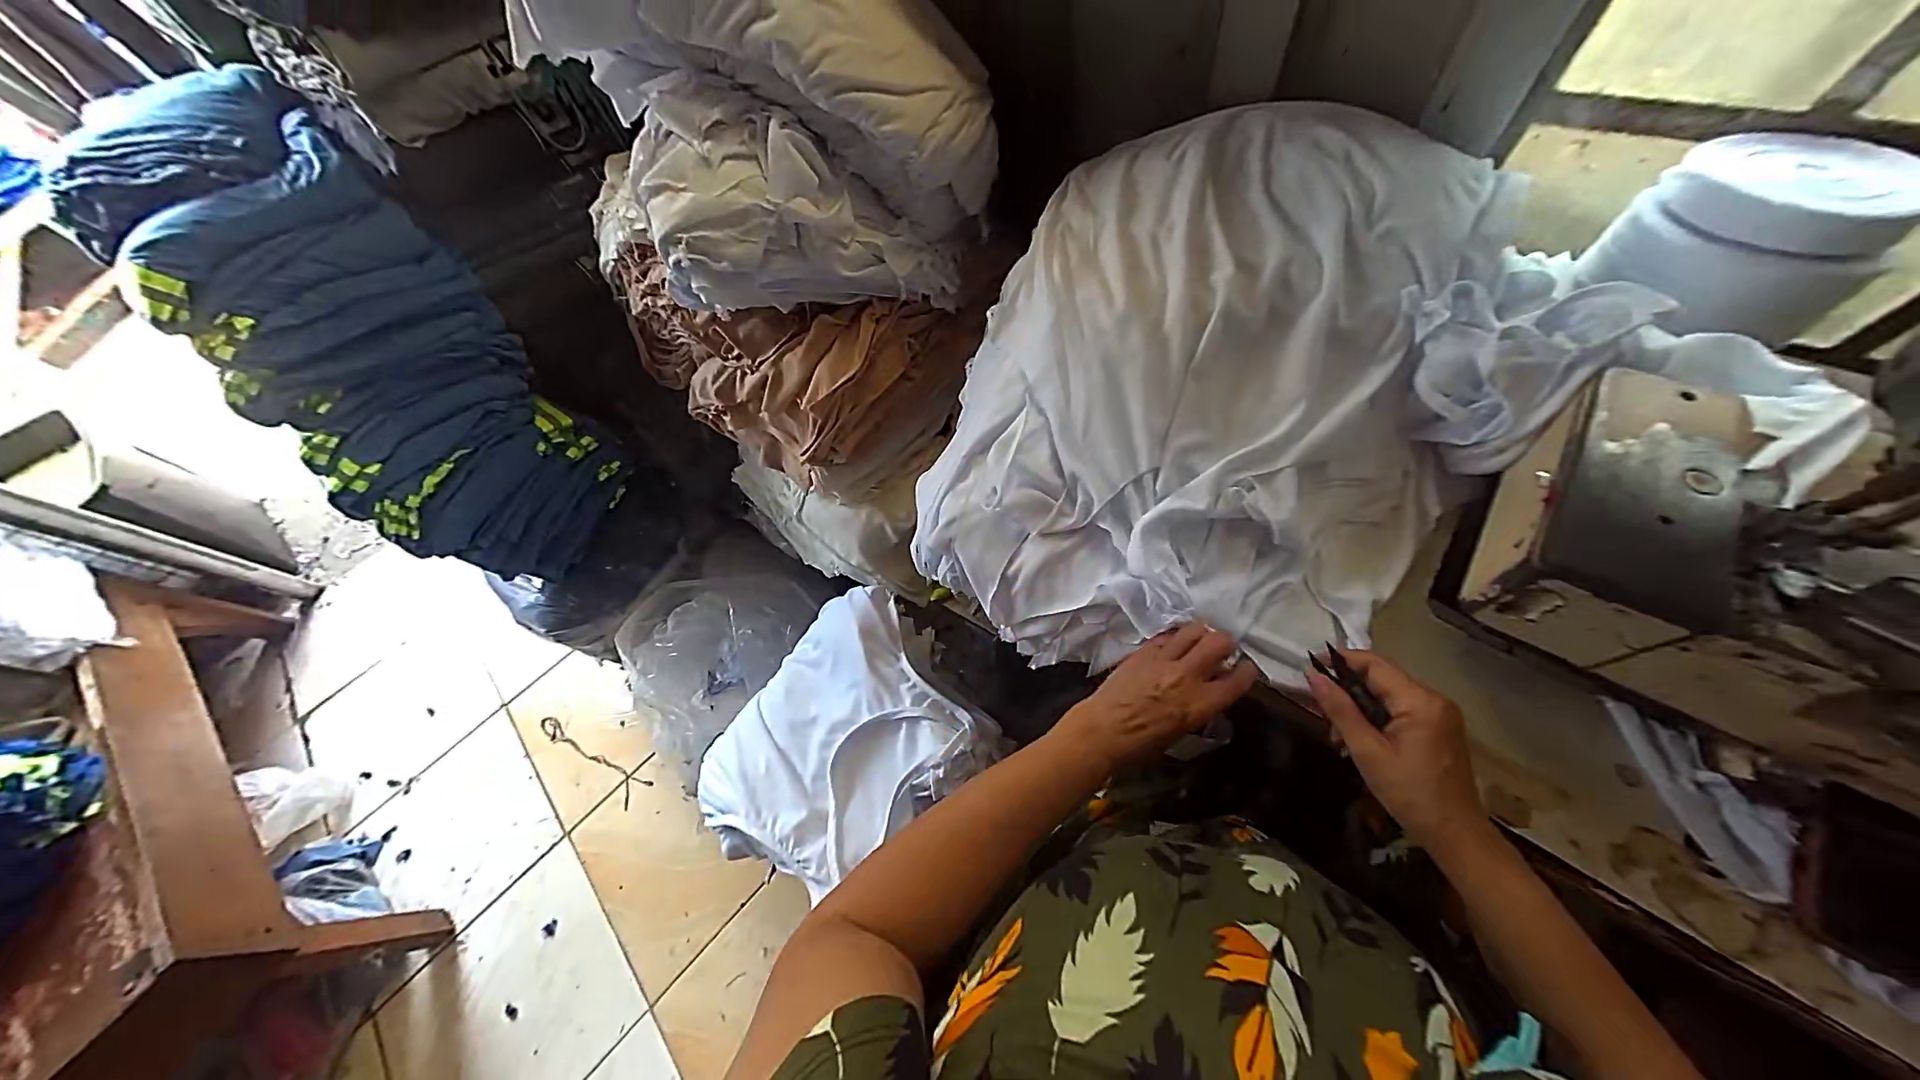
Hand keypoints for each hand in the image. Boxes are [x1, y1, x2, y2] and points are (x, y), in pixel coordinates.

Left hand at [1048, 622, 1258, 775]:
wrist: (1102, 731)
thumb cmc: (1141, 745)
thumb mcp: (1182, 732)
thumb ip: (1200, 707)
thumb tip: (1210, 690)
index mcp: (1200, 704)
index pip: (1237, 679)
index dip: (1247, 671)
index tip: (1246, 668)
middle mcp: (1186, 676)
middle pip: (1219, 642)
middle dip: (1226, 643)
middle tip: (1222, 649)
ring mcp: (1163, 659)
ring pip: (1194, 630)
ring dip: (1202, 633)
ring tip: (1199, 639)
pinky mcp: (1143, 651)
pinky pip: (1167, 635)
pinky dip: (1175, 637)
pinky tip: (1173, 644)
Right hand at [1306, 650, 1491, 858]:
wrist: (1455, 834)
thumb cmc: (1409, 793)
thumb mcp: (1367, 751)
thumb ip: (1340, 710)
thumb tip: (1313, 675)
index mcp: (1420, 702)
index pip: (1374, 664)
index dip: (1341, 660)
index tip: (1311, 667)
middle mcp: (1435, 699)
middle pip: (1382, 678)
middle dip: (1347, 690)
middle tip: (1321, 713)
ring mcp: (1440, 714)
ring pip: (1388, 694)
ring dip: (1359, 707)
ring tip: (1339, 735)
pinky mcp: (1439, 727)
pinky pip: (1400, 709)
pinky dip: (1376, 717)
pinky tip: (1361, 739)